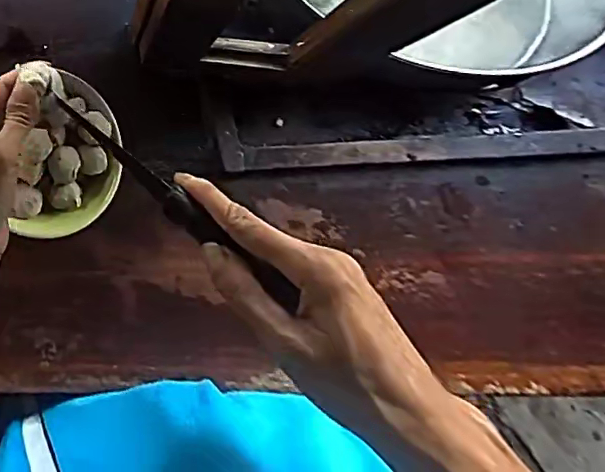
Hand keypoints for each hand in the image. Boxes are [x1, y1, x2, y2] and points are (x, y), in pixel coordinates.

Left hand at [0, 70, 39, 271]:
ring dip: (30, 116)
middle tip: (59, 89)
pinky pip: (12, 142)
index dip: (21, 78)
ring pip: (9, 123)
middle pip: (2, 104)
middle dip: (28, 95)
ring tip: (57, 106)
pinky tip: (47, 135)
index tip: (49, 71)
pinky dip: (29, 136)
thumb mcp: (3, 155)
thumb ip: (18, 118)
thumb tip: (30, 82)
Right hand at [178, 174, 525, 471]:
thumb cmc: (352, 388)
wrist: (420, 423)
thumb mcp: (286, 345)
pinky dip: (275, 278)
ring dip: (254, 267)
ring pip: (281, 257)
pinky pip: (298, 270)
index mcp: (314, 267)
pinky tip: (274, 309)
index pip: (249, 225)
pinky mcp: (348, 286)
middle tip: (204, 256)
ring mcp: (343, 270)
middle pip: (264, 240)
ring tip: (245, 302)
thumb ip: (243, 295)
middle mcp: (329, 257)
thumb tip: (212, 252)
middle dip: (231, 242)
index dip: (211, 200)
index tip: (184, 180)